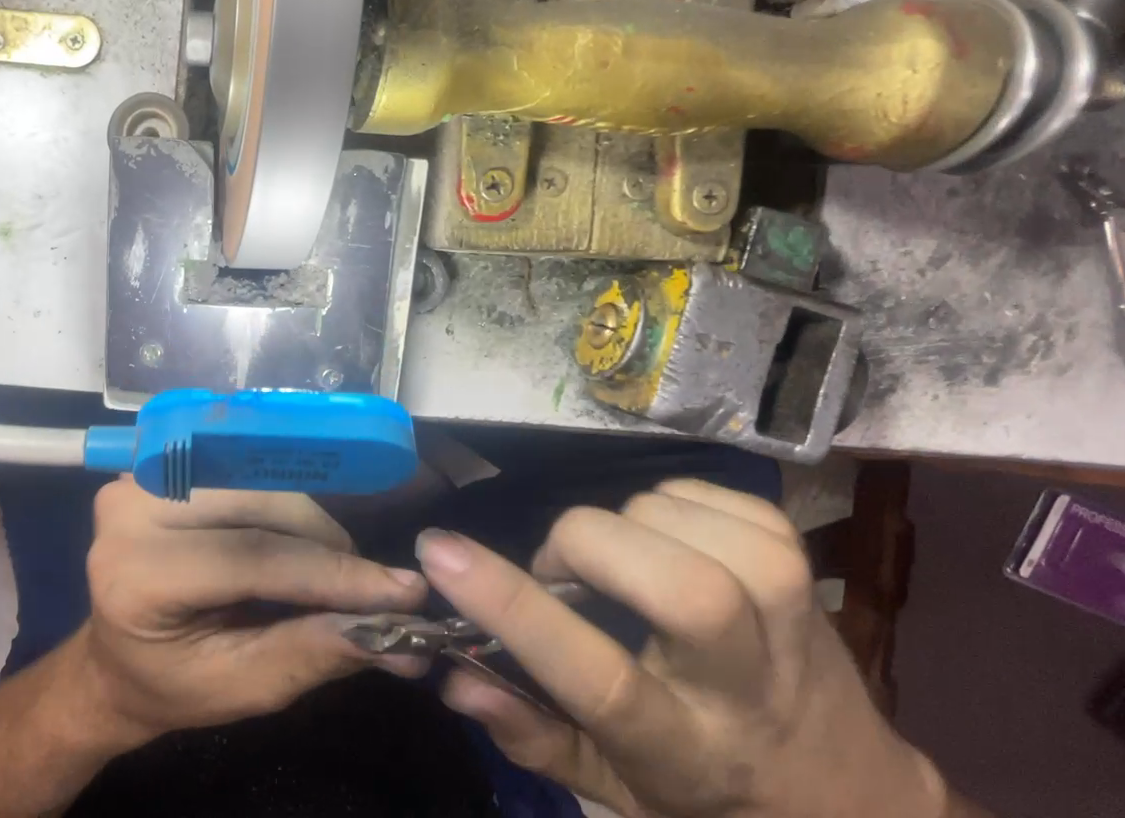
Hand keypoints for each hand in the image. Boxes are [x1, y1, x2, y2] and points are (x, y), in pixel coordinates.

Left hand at [70, 476, 428, 745]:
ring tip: (334, 567)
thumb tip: (399, 636)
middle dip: (325, 541)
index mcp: (134, 575)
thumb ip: (311, 653)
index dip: (332, 574)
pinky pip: (239, 470)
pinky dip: (281, 504)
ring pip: (254, 477)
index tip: (404, 593)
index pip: (250, 557)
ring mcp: (138, 479)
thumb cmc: (172, 684)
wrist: (114, 661)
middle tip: (372, 585)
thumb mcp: (242, 688)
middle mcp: (128, 510)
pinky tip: (300, 540)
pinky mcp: (156, 467)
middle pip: (256, 502)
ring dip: (306, 520)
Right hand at [418, 479, 951, 817]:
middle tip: (560, 570)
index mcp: (686, 752)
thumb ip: (530, 734)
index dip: (513, 607)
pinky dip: (678, 502)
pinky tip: (665, 534)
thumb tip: (453, 674)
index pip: (597, 679)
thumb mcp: (612, 789)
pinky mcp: (814, 579)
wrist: (851, 795)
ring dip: (633, 524)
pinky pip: (738, 507)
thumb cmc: (706, 792)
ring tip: (615, 556)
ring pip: (712, 537)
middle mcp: (749, 688)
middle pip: (683, 592)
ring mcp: (796, 630)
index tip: (439, 551)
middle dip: (587, 547)